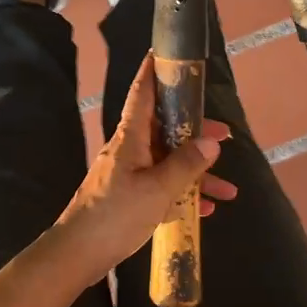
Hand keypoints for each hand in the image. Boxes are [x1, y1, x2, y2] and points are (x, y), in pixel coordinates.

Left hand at [51, 54, 237, 284]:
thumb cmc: (115, 214)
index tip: (162, 54)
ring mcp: (127, 174)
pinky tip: (205, 209)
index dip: (152, 73)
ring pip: (167, 163)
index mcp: (130, 138)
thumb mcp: (156, 189)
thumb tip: (211, 141)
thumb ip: (185, 165)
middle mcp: (128, 150)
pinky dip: (182, 194)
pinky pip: (161, 188)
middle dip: (195, 132)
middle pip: (164, 130)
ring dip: (196, 173)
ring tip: (228, 188)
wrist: (78, 252)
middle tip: (225, 134)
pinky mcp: (128, 198)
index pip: (142, 95)